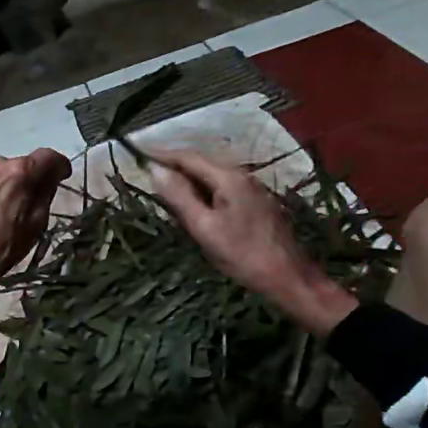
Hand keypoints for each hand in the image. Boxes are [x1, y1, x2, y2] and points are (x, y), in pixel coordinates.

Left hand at [0, 148, 71, 304]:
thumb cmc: (5, 246)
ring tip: (11, 206)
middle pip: (23, 164)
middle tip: (36, 197)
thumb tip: (51, 177)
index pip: (48, 156)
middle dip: (33, 177)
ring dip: (11, 183)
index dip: (60, 165)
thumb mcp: (37, 222)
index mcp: (20, 171)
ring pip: (2, 172)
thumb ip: (46, 193)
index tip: (63, 176)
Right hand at [151, 151, 357, 335]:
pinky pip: (222, 187)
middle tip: (148, 170)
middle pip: (201, 163)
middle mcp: (242, 175)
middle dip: (174, 164)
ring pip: (212, 175)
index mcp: (228, 177)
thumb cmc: (242, 255)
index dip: (162, 153)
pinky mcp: (256, 203)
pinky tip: (194, 204)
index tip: (139, 151)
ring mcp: (252, 189)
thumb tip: (155, 169)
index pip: (188, 156)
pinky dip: (202, 189)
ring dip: (188, 178)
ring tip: (165, 187)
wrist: (288, 276)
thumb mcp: (204, 227)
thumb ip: (179, 197)